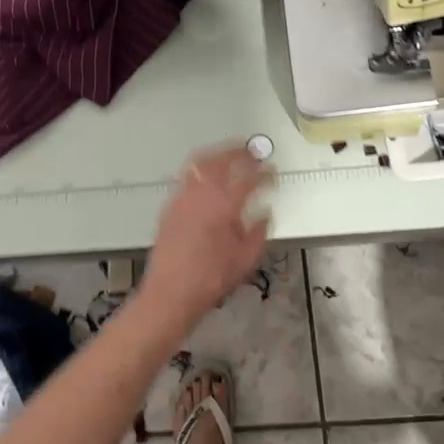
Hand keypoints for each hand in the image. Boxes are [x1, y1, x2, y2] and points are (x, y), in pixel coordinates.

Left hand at [139, 142, 272, 328]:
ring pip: (200, 163)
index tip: (273, 170)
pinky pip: (186, 177)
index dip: (265, 172)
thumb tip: (265, 213)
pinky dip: (200, 169)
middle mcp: (203, 193)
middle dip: (239, 151)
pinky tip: (206, 177)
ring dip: (217, 154)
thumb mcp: (245, 260)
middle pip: (222, 159)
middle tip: (251, 151)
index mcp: (225, 204)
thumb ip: (258, 231)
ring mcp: (183, 196)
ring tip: (228, 154)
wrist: (171, 292)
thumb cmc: (212, 279)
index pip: (250, 178)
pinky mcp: (170, 205)